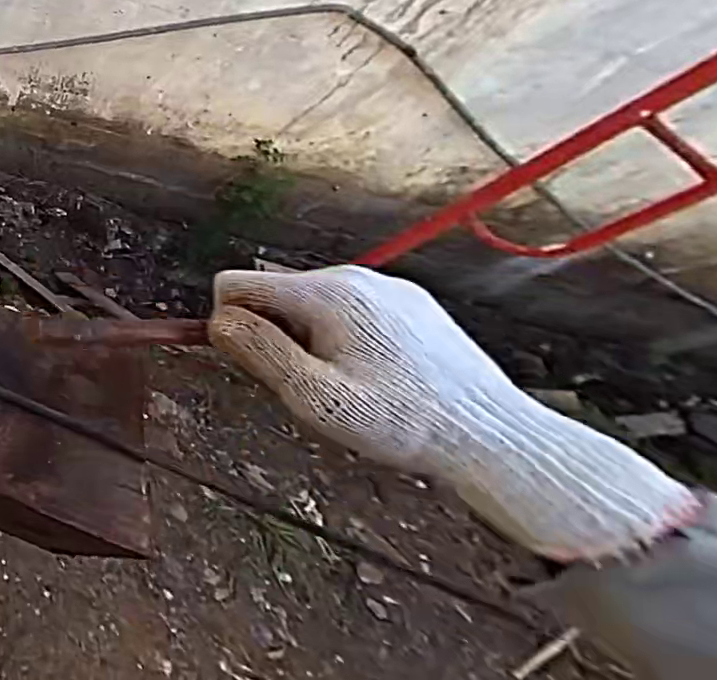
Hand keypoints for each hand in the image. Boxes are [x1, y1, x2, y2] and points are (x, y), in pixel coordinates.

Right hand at [208, 265, 698, 561]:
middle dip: (272, 334)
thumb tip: (218, 322)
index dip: (230, 324)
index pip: (234, 284)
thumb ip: (259, 354)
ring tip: (348, 381)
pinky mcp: (406, 301)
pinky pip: (345, 306)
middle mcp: (350, 276)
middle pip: (270, 294)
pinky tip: (377, 372)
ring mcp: (382, 286)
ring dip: (306, 336)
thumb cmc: (406, 423)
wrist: (499, 439)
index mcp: (324, 293)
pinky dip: (341, 334)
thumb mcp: (316, 399)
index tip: (256, 362)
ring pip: (305, 301)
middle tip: (309, 382)